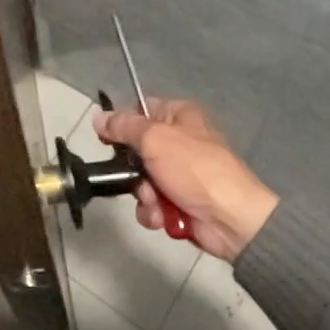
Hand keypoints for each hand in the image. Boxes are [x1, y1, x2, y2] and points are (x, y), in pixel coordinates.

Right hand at [95, 98, 278, 261]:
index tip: (106, 138)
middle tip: (139, 177)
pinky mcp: (180, 202)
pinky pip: (152, 204)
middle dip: (133, 171)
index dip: (122, 123)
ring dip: (144, 196)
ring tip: (157, 202)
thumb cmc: (194, 169)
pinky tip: (163, 218)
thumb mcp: (155, 139)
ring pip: (141, 181)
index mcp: (180, 116)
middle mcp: (179, 142)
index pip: (141, 110)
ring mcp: (180, 174)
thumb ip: (123, 126)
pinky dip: (154, 212)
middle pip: (137, 151)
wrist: (230, 219)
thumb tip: (99, 118)